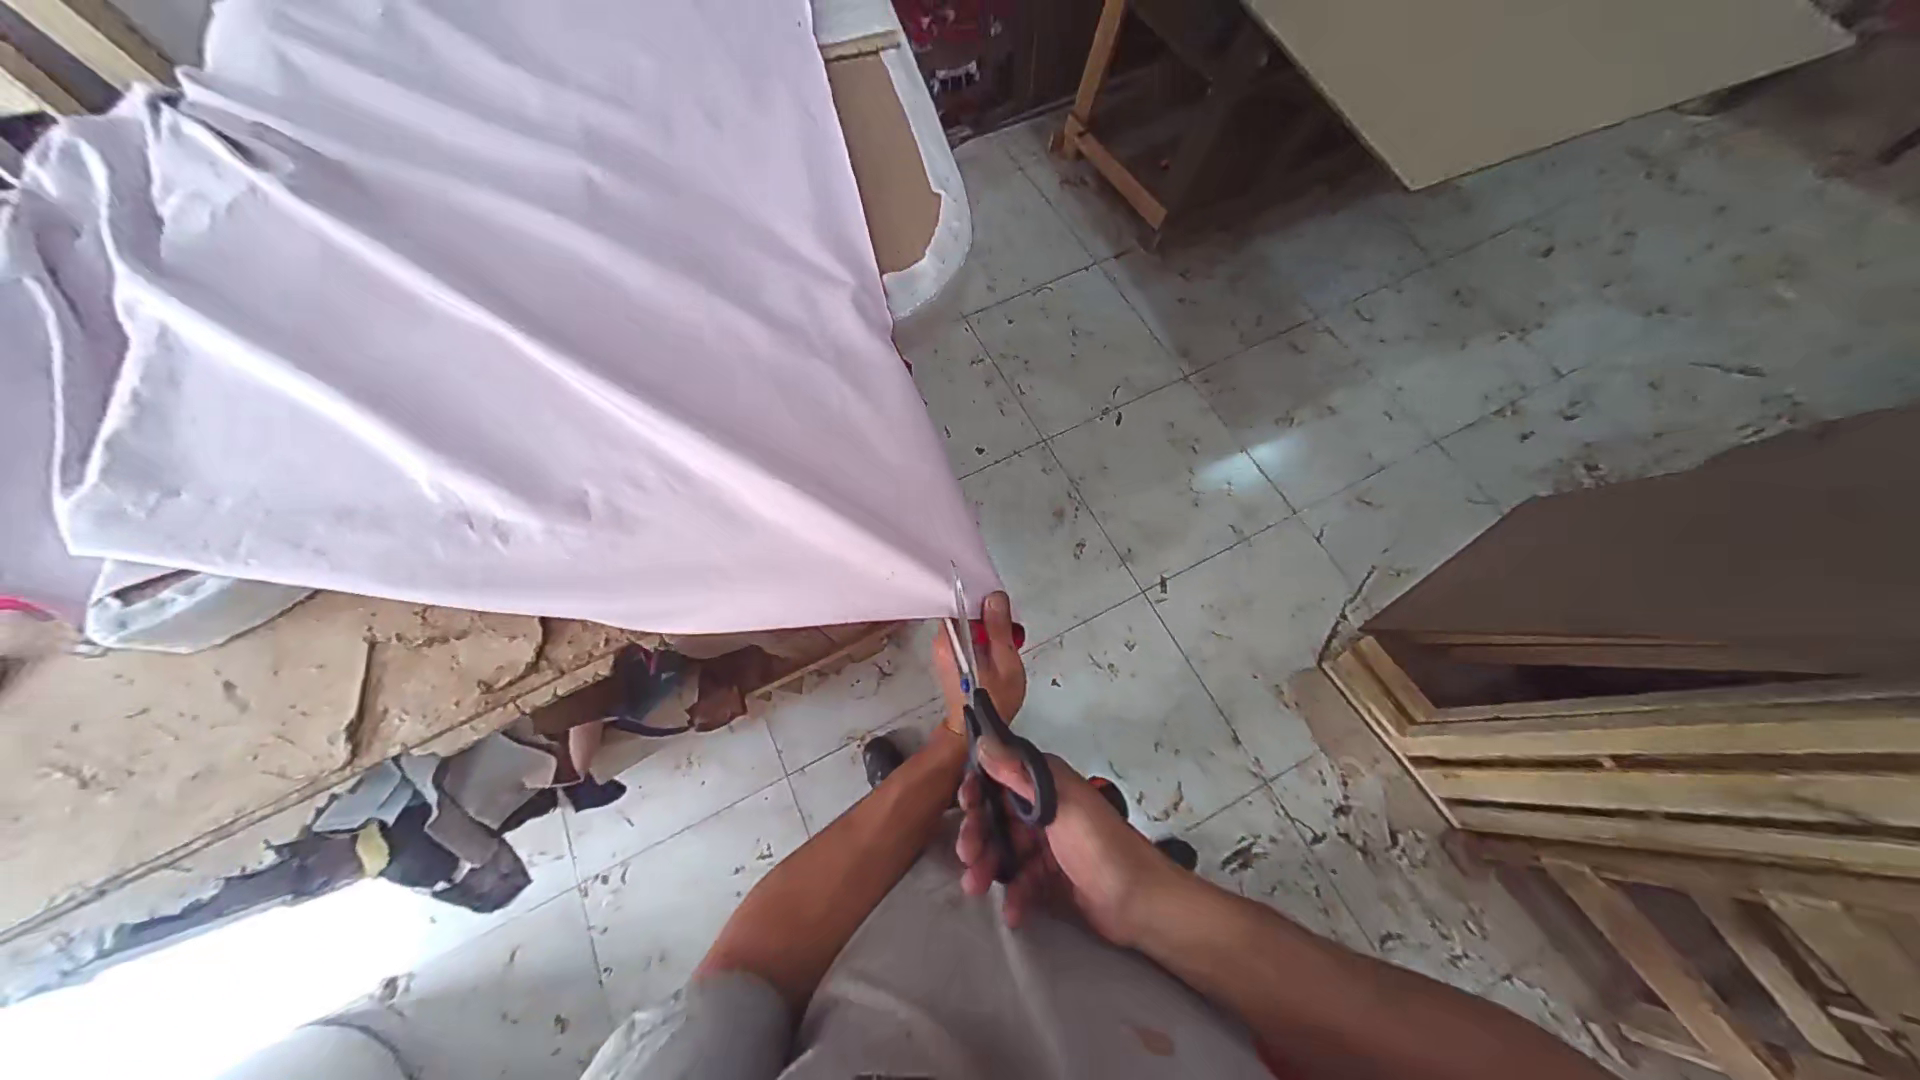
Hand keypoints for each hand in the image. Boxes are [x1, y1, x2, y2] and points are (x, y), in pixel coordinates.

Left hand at [933, 590, 1024, 735]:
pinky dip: (982, 636)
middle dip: (987, 613)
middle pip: (963, 610)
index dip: (979, 596)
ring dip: (987, 625)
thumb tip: (994, 596)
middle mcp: (942, 640)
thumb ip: (998, 627)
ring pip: (966, 622)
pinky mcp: (950, 655)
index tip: (1000, 603)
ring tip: (1008, 638)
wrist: (976, 730)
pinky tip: (997, 649)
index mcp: (951, 640)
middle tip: (1010, 627)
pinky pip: (966, 634)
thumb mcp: (1005, 662)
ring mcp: (944, 648)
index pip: (957, 601)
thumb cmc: (993, 699)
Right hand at [955, 735, 1176, 947]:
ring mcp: (1046, 845)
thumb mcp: (1059, 804)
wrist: (1141, 904)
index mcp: (1046, 784)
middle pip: (996, 817)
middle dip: (977, 835)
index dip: (977, 788)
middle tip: (967, 855)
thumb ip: (1019, 774)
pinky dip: (1015, 896)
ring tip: (976, 887)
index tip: (963, 804)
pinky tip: (1013, 912)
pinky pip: (1022, 883)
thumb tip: (984, 739)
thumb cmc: (1100, 845)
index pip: (1000, 777)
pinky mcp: (1051, 879)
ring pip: (1004, 851)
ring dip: (988, 867)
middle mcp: (1043, 809)